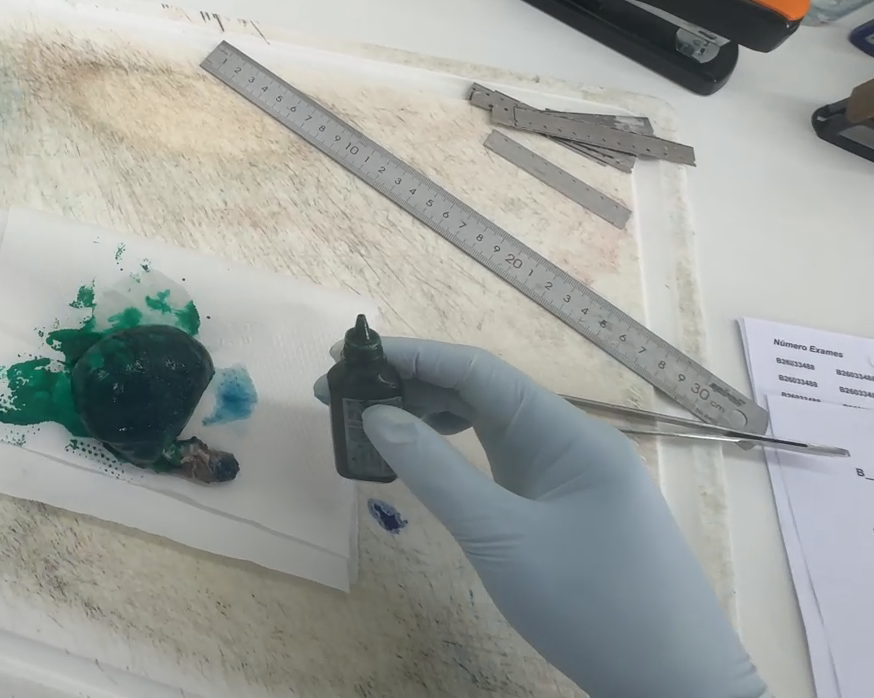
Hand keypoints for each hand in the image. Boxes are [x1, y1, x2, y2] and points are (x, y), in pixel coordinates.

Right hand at [322, 337, 764, 697]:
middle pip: (475, 388)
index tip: (343, 359)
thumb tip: (371, 413)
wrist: (679, 695)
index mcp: (569, 435)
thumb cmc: (594, 609)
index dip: (407, 355)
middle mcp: (568, 439)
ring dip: (421, 411)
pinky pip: (490, 451)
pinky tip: (413, 454)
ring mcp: (564, 470)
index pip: (476, 370)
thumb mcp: (499, 538)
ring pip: (480, 418)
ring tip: (366, 423)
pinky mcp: (555, 499)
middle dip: (404, 384)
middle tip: (339, 397)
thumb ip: (432, 469)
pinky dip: (444, 443)